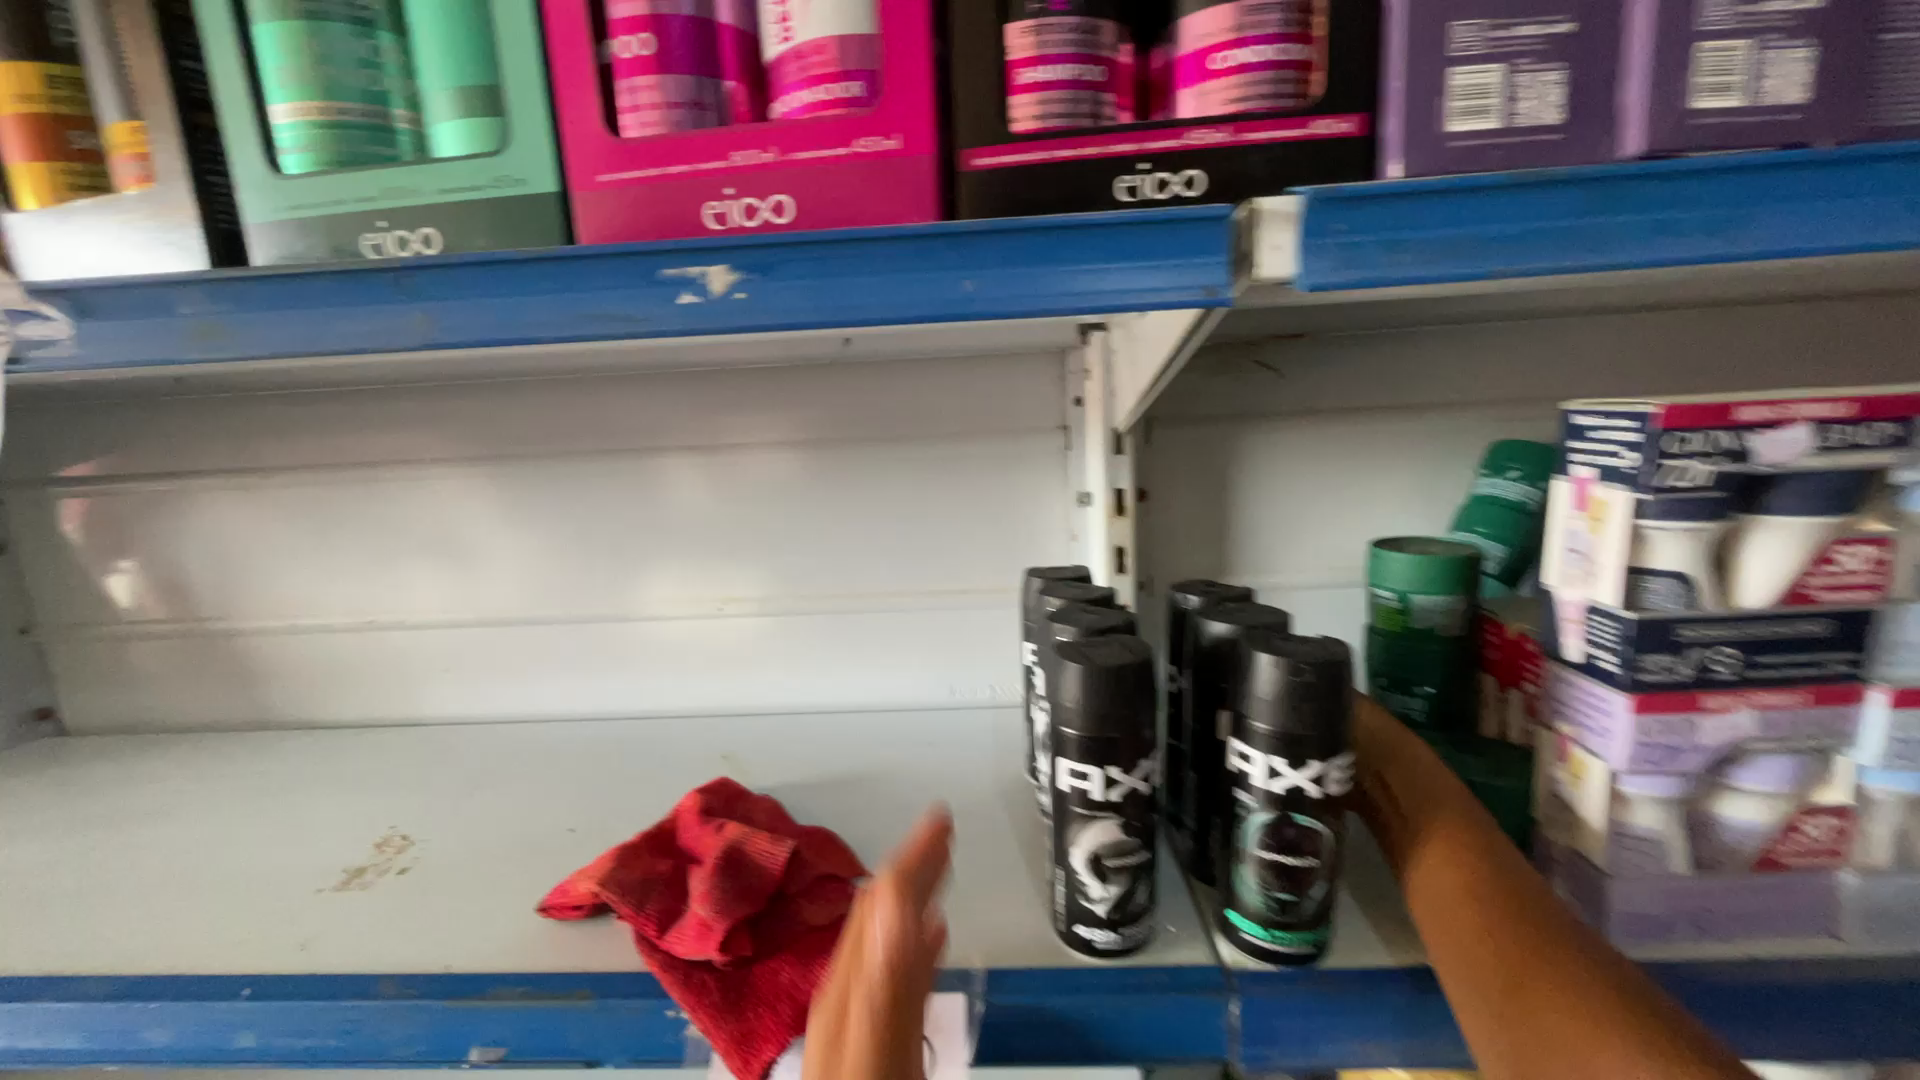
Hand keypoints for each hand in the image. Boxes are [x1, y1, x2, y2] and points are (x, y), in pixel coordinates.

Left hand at [803, 806, 952, 1079]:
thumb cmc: (866, 1067)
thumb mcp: (877, 1046)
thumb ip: (891, 981)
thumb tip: (902, 912)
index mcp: (856, 994)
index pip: (885, 908)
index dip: (914, 859)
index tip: (941, 820)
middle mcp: (848, 998)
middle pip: (879, 917)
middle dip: (913, 867)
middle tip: (945, 828)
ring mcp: (851, 1017)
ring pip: (882, 939)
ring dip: (913, 896)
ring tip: (939, 867)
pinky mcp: (860, 1039)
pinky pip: (886, 976)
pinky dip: (910, 943)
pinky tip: (930, 935)